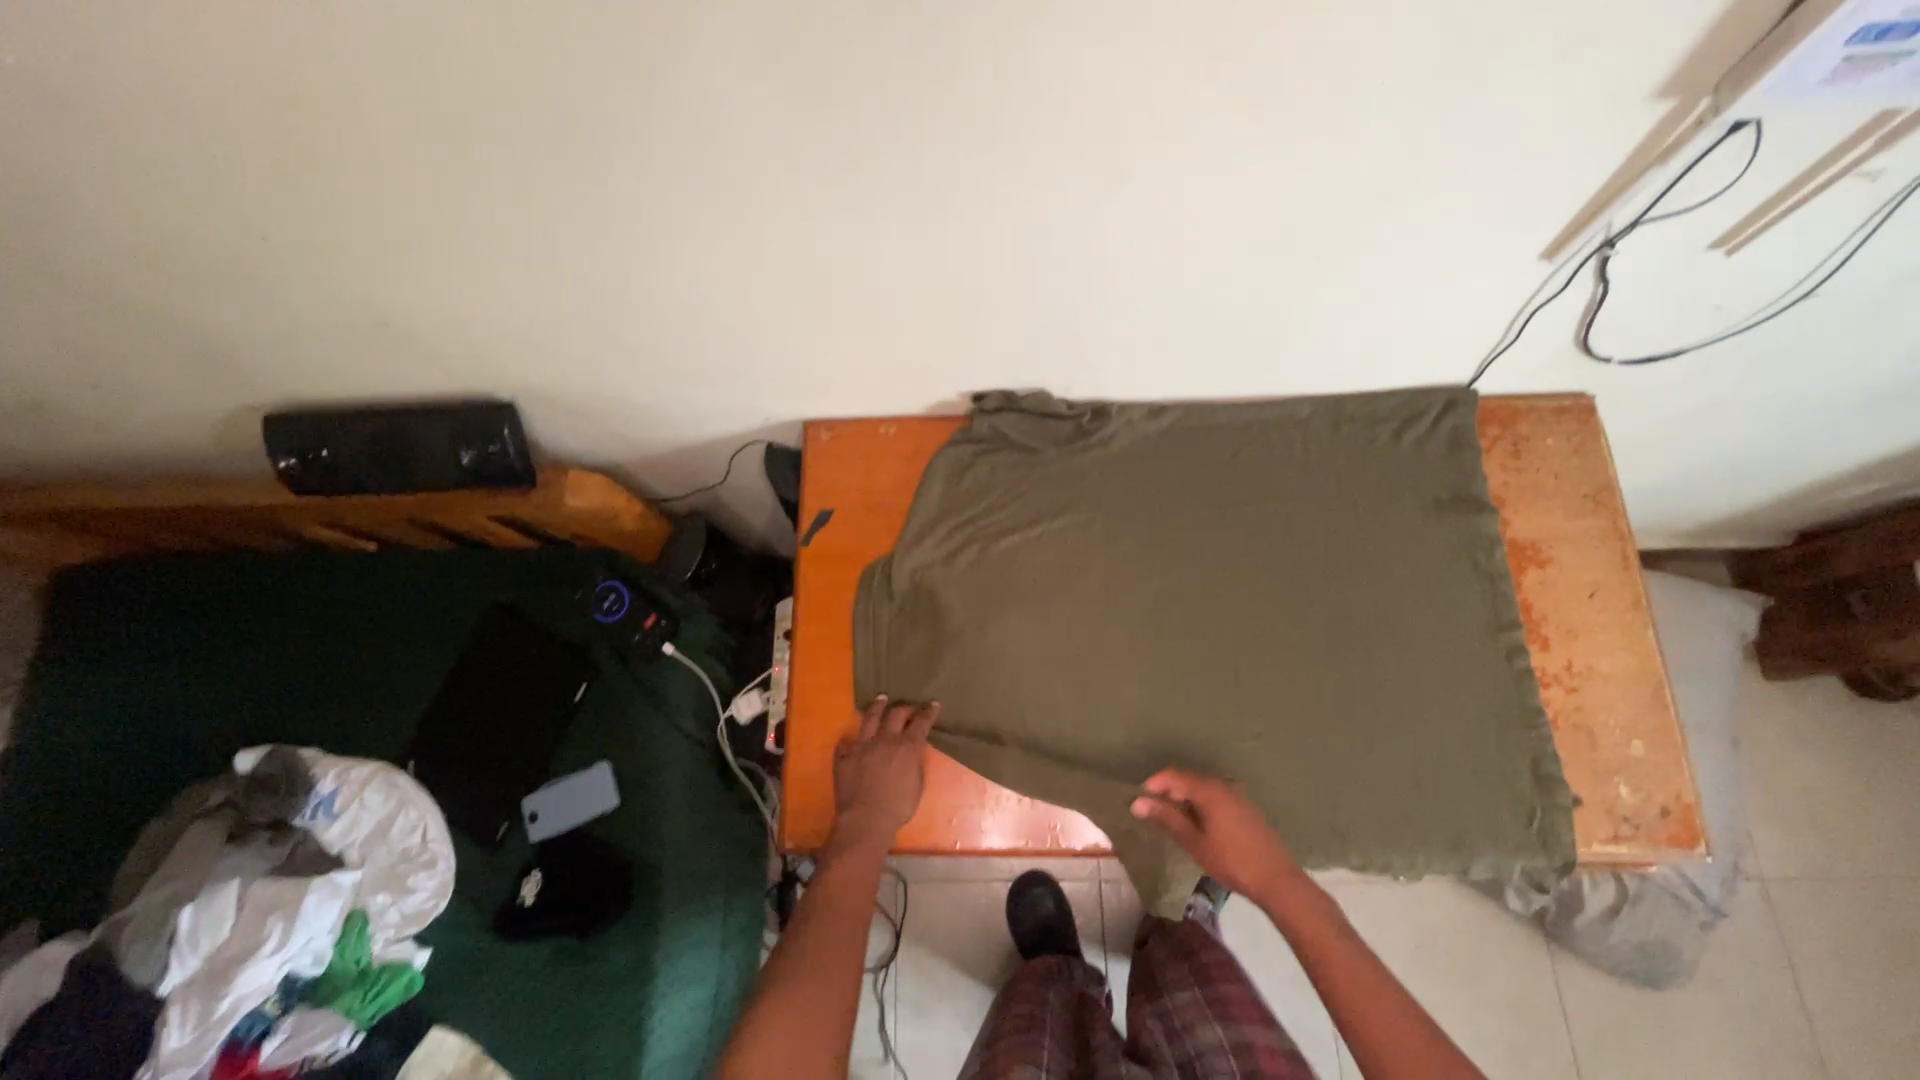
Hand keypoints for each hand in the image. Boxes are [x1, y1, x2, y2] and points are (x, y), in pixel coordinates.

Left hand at [832, 696, 938, 854]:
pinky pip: (847, 743)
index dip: (929, 712)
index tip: (933, 704)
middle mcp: (885, 740)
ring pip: (870, 718)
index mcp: (907, 747)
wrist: (866, 818)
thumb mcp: (917, 784)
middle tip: (908, 706)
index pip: (921, 722)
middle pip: (896, 714)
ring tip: (880, 698)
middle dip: (905, 707)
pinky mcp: (844, 756)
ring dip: (877, 707)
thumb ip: (915, 763)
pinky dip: (851, 740)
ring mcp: (862, 745)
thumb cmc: (899, 807)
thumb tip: (912, 753)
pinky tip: (851, 738)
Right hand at [1130, 768, 1305, 903]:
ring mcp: (1237, 794)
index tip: (1140, 803)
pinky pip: (1216, 796)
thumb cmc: (1231, 861)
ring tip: (1174, 822)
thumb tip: (1137, 802)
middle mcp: (1223, 785)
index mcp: (1209, 790)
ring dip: (1185, 800)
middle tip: (1154, 815)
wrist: (1277, 879)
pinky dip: (1201, 805)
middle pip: (1188, 779)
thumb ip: (1166, 818)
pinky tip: (1198, 826)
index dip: (1153, 785)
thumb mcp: (1194, 842)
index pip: (1172, 775)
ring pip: (1202, 788)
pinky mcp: (1245, 806)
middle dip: (1168, 793)